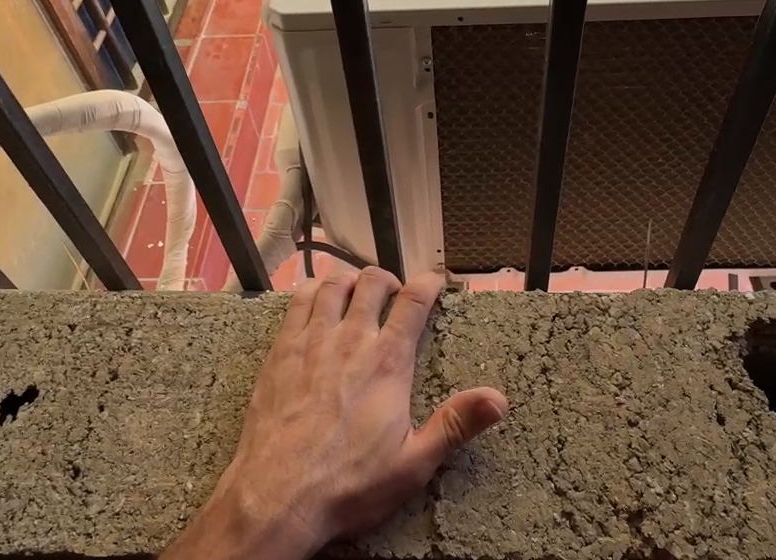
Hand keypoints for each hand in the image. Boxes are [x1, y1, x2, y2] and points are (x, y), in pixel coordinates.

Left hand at [164, 269, 508, 559]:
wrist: (277, 495)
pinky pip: (299, 301)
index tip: (436, 280)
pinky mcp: (282, 349)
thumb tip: (499, 399)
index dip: (428, 283)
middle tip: (392, 293)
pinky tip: (317, 298)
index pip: (413, 302)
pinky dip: (313, 289)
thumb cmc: (348, 484)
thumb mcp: (413, 463)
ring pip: (334, 284)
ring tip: (356, 290)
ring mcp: (313, 340)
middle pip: (372, 282)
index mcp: (387, 362)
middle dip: (387, 278)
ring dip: (350, 279)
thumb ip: (455, 424)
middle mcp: (351, 339)